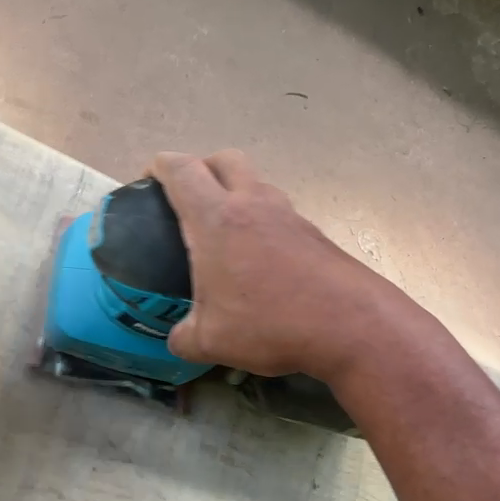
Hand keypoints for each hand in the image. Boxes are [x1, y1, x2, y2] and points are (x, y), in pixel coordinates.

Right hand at [149, 149, 408, 381]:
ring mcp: (288, 215)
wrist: (351, 325)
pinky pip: (277, 211)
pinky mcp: (313, 232)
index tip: (148, 177)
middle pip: (223, 159)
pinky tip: (257, 257)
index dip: (159, 166)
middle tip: (186, 195)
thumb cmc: (270, 324)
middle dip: (200, 167)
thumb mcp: (210, 341)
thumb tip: (177, 339)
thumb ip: (183, 336)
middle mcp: (253, 204)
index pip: (182, 170)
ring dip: (235, 191)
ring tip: (223, 228)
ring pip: (255, 182)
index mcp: (217, 219)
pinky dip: (260, 220)